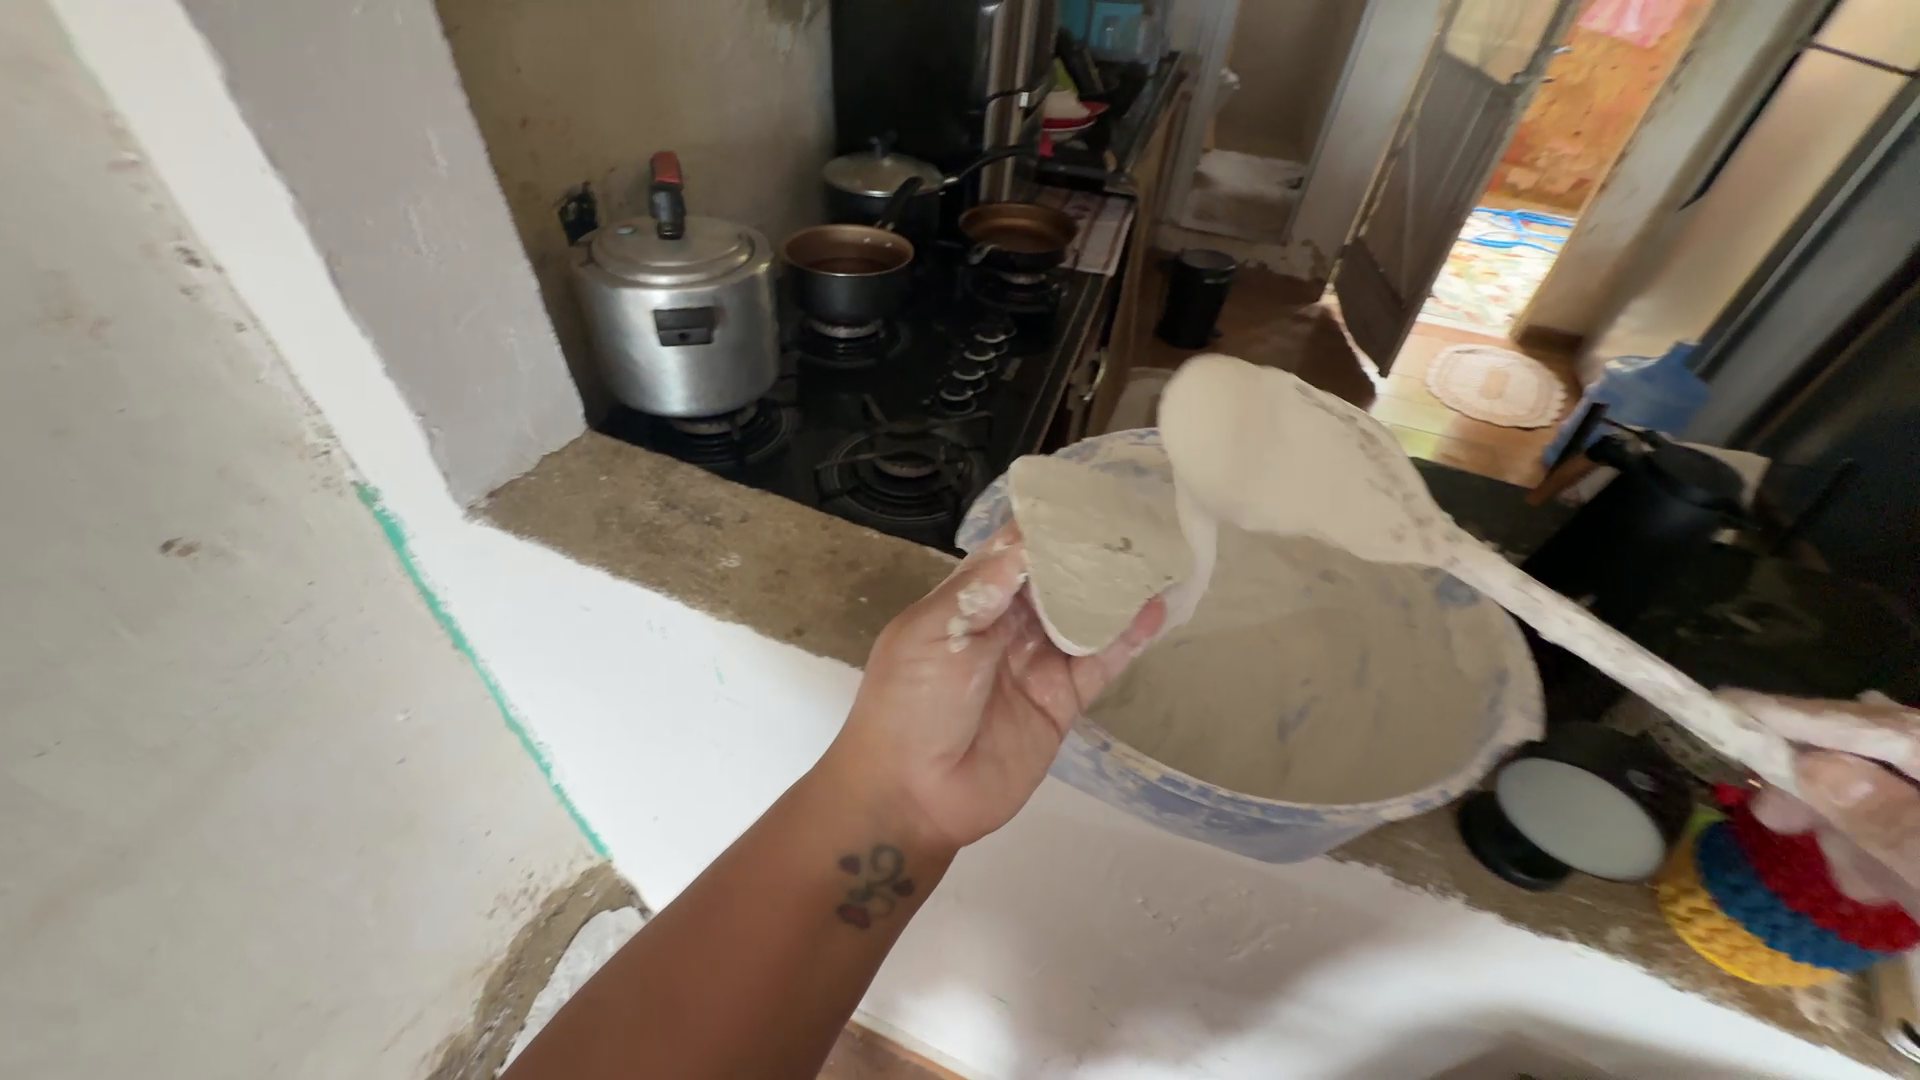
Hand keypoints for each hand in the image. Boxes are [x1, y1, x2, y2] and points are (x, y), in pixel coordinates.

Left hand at [823, 525, 1164, 853]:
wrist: (913, 794)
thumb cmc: (910, 702)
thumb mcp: (934, 632)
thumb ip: (983, 587)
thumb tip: (1028, 536)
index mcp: (967, 603)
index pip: (1013, 553)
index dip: (1046, 528)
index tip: (1086, 500)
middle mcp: (1006, 627)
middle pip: (1056, 581)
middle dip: (1089, 555)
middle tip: (1136, 522)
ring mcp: (1037, 664)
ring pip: (1084, 617)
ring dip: (1116, 591)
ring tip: (1157, 556)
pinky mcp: (1062, 702)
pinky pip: (1099, 663)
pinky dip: (1126, 638)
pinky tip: (1155, 610)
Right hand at [1723, 689, 1919, 914]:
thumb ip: (1895, 825)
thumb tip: (1809, 765)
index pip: (1883, 726)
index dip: (1801, 715)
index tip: (1722, 706)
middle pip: (1885, 756)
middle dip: (1825, 788)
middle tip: (1774, 819)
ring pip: (1893, 793)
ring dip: (1857, 830)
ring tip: (1857, 884)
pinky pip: (1912, 822)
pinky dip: (1891, 849)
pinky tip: (1889, 887)